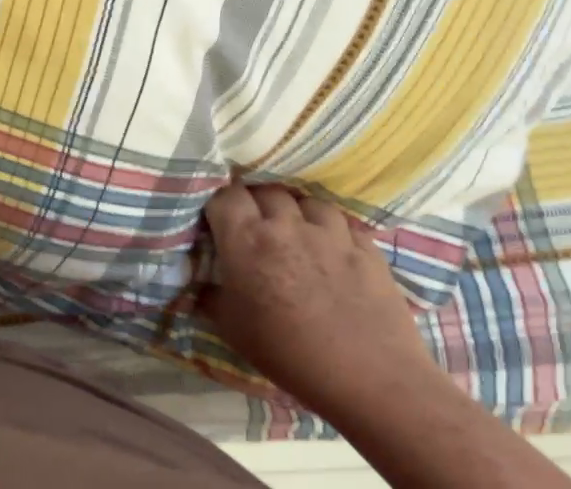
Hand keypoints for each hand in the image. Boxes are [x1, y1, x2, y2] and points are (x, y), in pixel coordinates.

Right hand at [199, 182, 443, 417]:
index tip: (217, 218)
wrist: (371, 381)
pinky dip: (333, 228)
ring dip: (297, 210)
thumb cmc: (288, 352)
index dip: (219, 202)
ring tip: (295, 228)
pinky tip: (331, 245)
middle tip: (253, 223)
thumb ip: (210, 293)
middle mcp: (287, 227)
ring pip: (308, 201)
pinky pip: (346, 224)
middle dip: (256, 202)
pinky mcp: (369, 252)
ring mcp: (332, 237)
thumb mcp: (230, 325)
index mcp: (245, 240)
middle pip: (266, 191)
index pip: (225, 195)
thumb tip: (199, 282)